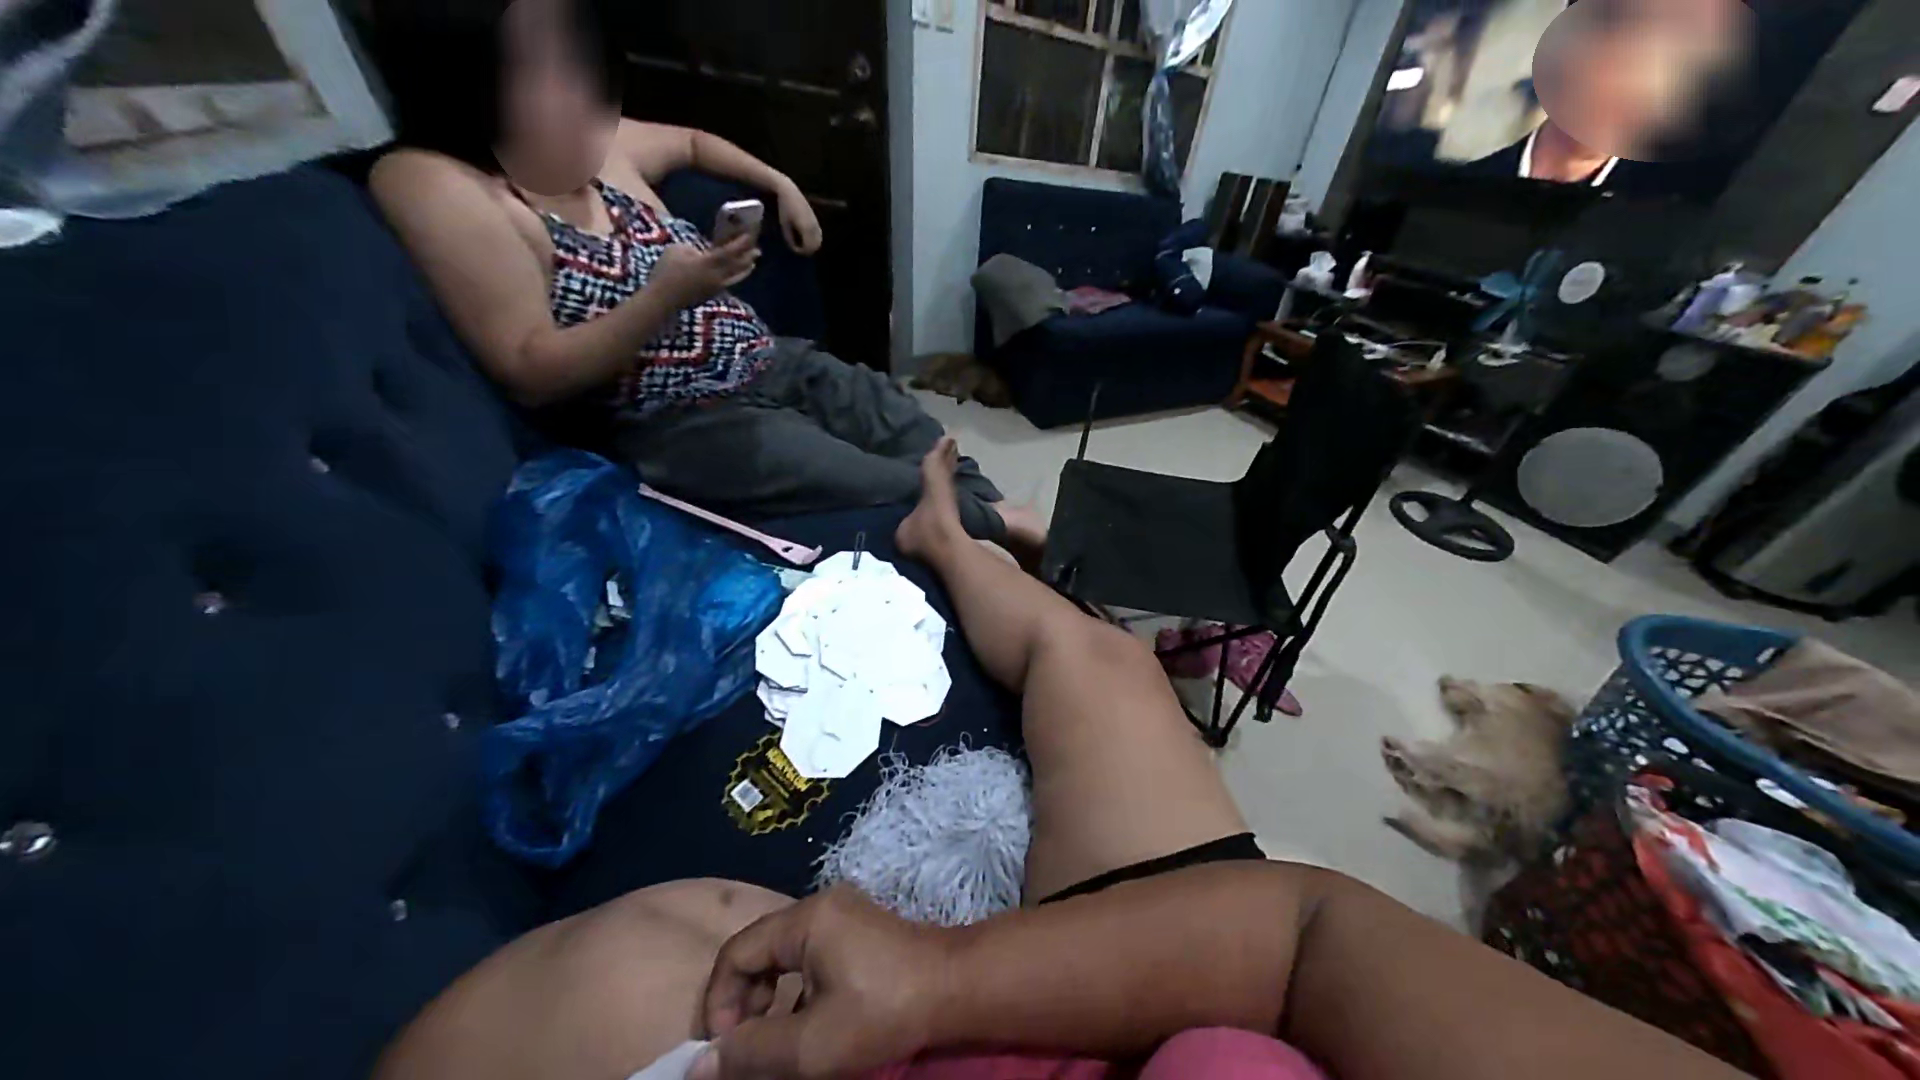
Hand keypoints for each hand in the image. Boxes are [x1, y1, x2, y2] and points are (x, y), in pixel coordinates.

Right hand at [650, 236, 759, 309]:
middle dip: (748, 256)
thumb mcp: (677, 250)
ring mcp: (716, 288)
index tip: (749, 235)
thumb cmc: (666, 271)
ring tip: (752, 263)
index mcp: (708, 263)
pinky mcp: (712, 294)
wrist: (663, 298)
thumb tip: (703, 253)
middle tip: (757, 249)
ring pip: (736, 277)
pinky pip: (729, 283)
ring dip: (745, 269)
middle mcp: (717, 277)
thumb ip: (695, 249)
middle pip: (738, 266)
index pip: (730, 252)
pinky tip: (736, 273)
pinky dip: (736, 276)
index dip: (741, 243)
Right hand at [693, 886, 950, 1079]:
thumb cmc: (882, 1010)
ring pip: (784, 954)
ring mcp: (842, 914)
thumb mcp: (813, 1043)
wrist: (953, 987)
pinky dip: (798, 989)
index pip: (736, 953)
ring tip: (777, 1041)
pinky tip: (811, 1023)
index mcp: (805, 919)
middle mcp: (820, 906)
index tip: (725, 1051)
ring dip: (770, 998)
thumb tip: (698, 1067)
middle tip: (747, 1048)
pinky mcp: (859, 929)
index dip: (719, 1004)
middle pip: (759, 949)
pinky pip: (810, 954)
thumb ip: (753, 1053)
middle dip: (743, 1001)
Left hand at [776, 183, 822, 255]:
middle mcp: (814, 227)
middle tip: (799, 248)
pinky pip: (819, 235)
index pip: (808, 247)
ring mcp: (817, 223)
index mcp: (806, 228)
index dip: (801, 251)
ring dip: (812, 245)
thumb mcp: (784, 225)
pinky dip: (814, 239)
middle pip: (816, 246)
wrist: (790, 192)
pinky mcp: (816, 221)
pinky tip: (805, 236)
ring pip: (819, 241)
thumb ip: (790, 239)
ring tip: (802, 242)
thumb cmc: (784, 209)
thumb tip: (795, 248)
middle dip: (808, 250)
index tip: (794, 249)